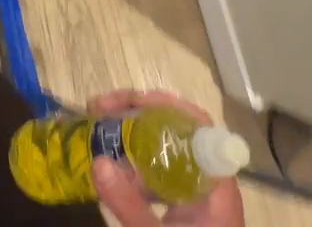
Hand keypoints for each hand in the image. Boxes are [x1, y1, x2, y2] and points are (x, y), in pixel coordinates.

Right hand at [89, 90, 246, 226]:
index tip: (129, 101)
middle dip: (138, 112)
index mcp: (215, 187)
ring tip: (96, 124)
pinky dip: (132, 159)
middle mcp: (208, 184)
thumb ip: (130, 206)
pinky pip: (157, 171)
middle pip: (178, 130)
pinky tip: (108, 163)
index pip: (199, 126)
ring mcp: (194, 198)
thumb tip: (97, 161)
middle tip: (99, 107)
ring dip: (131, 131)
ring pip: (165, 148)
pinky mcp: (181, 211)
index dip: (166, 105)